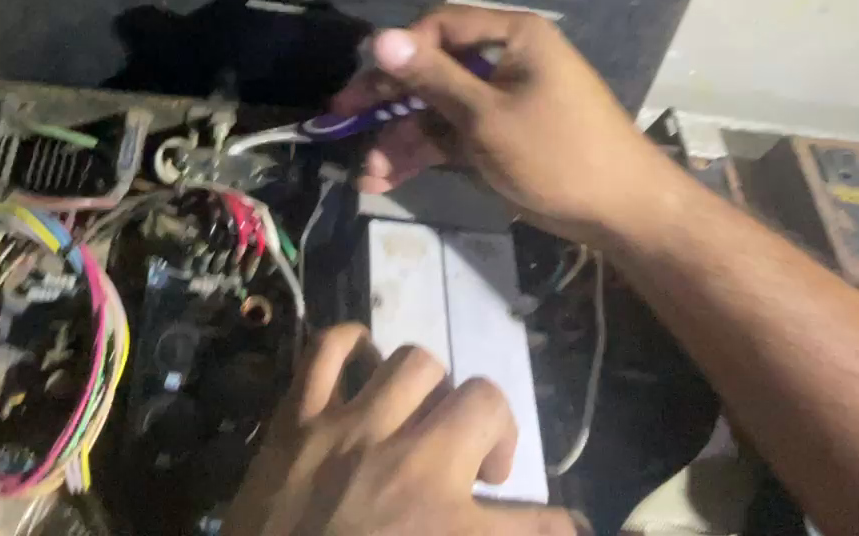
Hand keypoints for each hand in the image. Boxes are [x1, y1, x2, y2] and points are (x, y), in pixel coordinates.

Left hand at [224, 324, 578, 535]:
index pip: (537, 522)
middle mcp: (410, 465)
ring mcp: (349, 431)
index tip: (562, 523)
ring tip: (420, 415)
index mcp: (451, 530)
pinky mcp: (297, 418)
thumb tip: (553, 533)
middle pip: (481, 402)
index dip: (558, 524)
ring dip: (429, 389)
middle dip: (492, 427)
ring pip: (414, 364)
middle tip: (473, 462)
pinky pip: (325, 349)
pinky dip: (349, 341)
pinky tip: (362, 358)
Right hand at [330, 5, 684, 240]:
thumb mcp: (485, 115)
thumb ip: (430, 76)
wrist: (623, 215)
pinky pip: (449, 134)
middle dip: (387, 103)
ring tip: (368, 174)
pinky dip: (422, 154)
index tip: (364, 83)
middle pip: (429, 70)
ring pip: (434, 108)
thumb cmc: (558, 153)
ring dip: (400, 139)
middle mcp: (502, 60)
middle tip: (341, 120)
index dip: (398, 53)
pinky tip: (387, 179)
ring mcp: (497, 99)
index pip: (438, 27)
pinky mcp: (496, 134)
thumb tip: (379, 37)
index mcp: (510, 37)